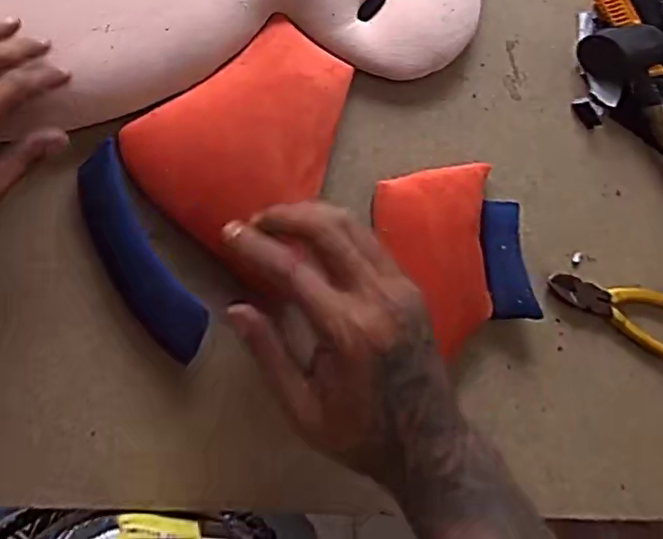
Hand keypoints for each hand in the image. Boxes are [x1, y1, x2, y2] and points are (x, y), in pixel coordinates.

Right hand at [219, 202, 446, 485]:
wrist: (433, 449)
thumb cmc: (361, 435)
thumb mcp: (303, 410)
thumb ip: (267, 353)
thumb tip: (235, 308)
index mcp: (348, 331)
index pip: (293, 269)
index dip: (256, 245)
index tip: (229, 231)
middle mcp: (377, 298)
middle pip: (326, 229)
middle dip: (283, 215)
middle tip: (255, 221)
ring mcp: (399, 287)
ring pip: (350, 224)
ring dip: (309, 213)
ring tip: (279, 222)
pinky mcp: (409, 285)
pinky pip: (367, 238)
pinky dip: (334, 226)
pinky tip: (313, 235)